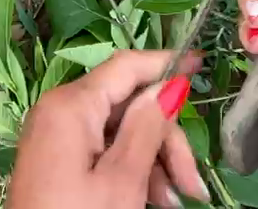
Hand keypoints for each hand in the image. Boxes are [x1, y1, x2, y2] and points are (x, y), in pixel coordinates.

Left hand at [10, 49, 210, 208]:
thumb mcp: (122, 182)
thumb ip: (146, 128)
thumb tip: (169, 84)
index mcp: (71, 104)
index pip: (125, 66)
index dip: (164, 63)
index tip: (200, 63)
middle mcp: (60, 109)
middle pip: (127, 105)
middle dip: (164, 138)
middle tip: (193, 186)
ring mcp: (56, 136)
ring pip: (118, 131)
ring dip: (153, 161)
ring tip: (176, 202)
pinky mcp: (57, 161)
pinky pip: (102, 151)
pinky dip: (129, 170)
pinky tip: (152, 201)